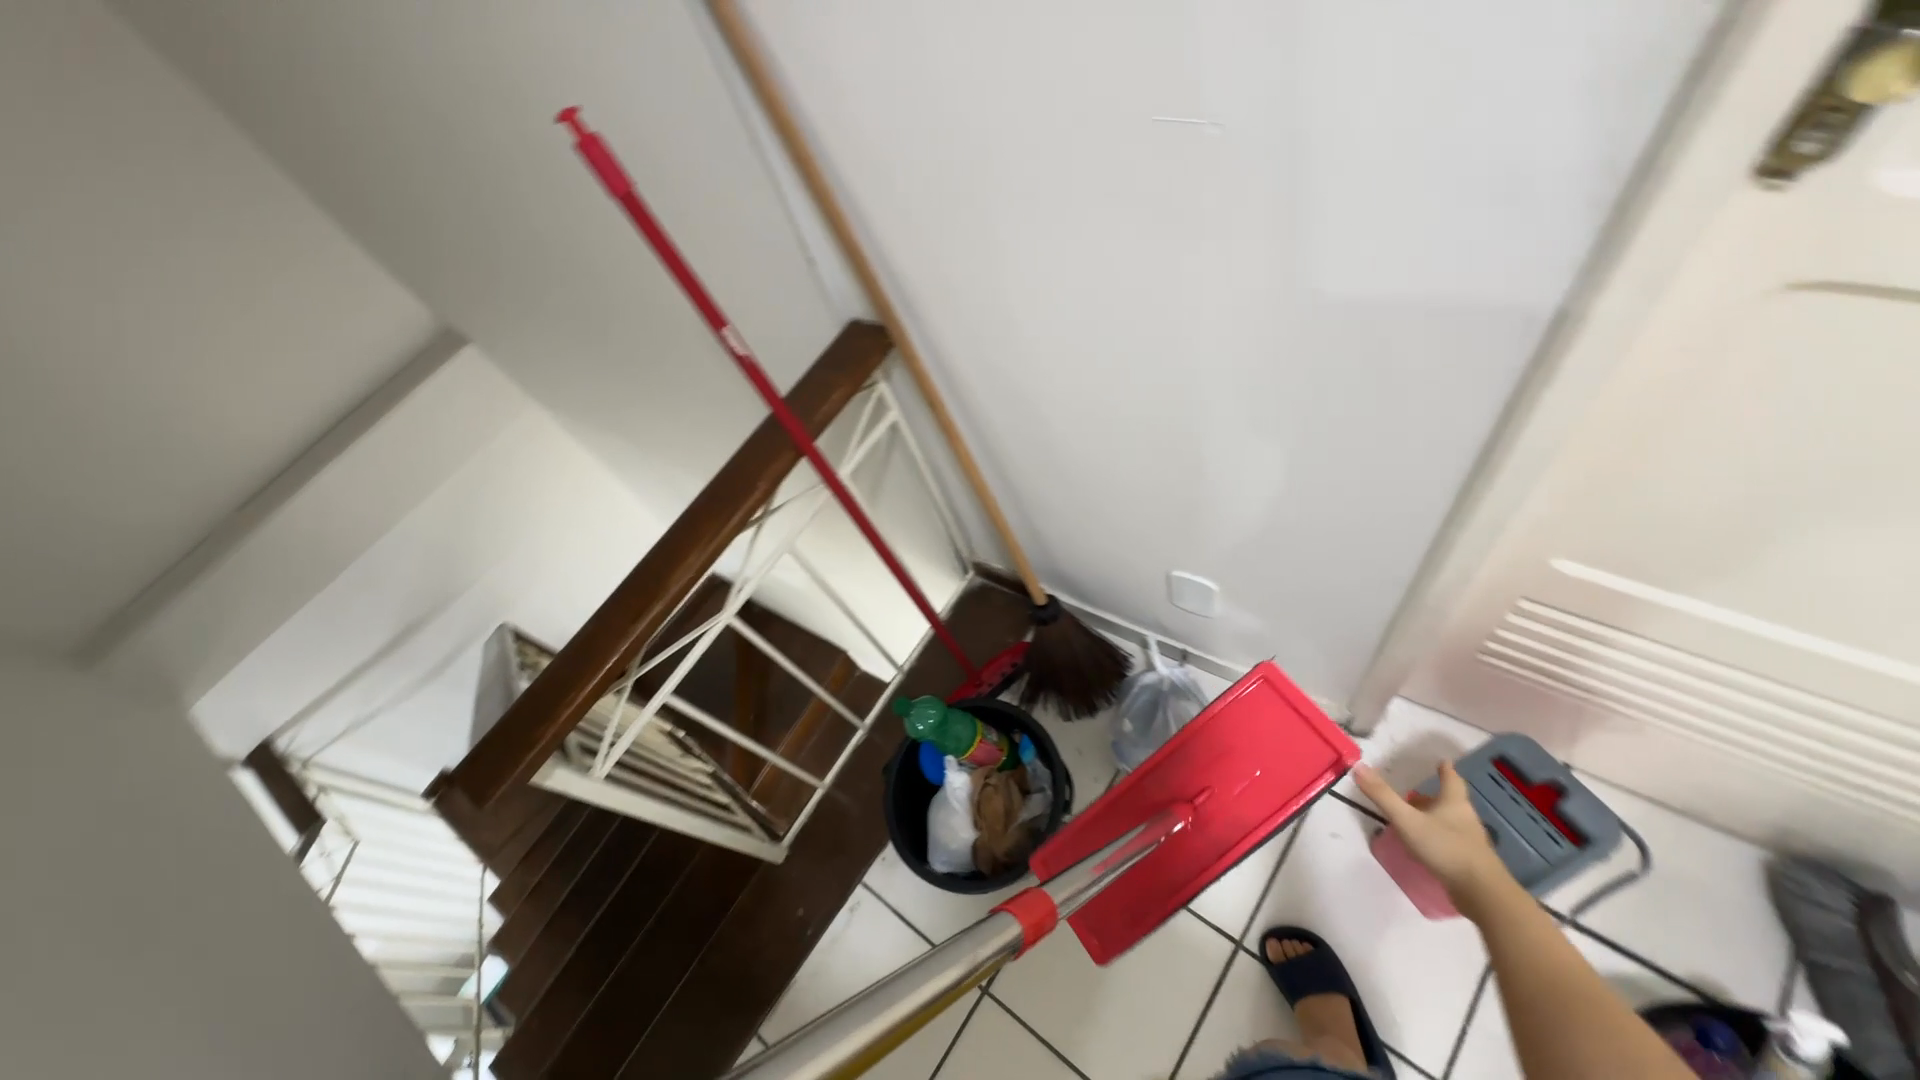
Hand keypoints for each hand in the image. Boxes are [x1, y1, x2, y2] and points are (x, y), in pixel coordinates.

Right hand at [1354, 762, 1512, 911]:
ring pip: (1451, 822)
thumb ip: (1383, 796)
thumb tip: (1359, 766)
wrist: (1480, 891)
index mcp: (1454, 803)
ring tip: (1415, 819)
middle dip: (1435, 796)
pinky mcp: (1469, 861)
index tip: (1443, 761)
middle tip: (1416, 793)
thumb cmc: (1445, 847)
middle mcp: (1465, 818)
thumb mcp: (1407, 820)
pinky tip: (1426, 847)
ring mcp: (1469, 841)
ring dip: (1435, 818)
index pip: (1452, 780)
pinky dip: (1438, 838)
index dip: (1446, 770)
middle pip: (1450, 801)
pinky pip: (1451, 842)